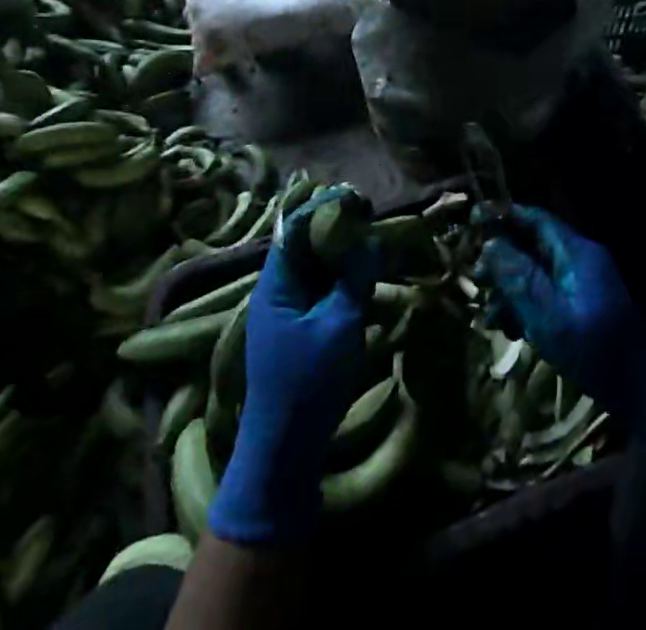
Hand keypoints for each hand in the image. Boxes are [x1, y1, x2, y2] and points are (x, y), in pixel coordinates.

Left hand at [207, 187, 379, 544]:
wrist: (284, 445)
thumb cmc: (308, 381)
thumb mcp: (338, 326)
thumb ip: (353, 280)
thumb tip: (370, 241)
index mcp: (276, 284)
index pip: (295, 230)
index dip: (323, 209)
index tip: (356, 201)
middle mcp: (275, 293)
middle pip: (303, 249)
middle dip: (335, 232)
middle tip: (370, 224)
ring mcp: (283, 315)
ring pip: (312, 273)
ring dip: (338, 259)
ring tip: (370, 249)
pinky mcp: (294, 334)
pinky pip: (316, 296)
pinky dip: (337, 285)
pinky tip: (360, 286)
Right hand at [478, 206, 645, 453]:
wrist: (642, 391)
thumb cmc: (595, 350)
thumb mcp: (548, 314)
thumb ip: (517, 276)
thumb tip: (490, 243)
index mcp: (577, 253)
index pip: (535, 219)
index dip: (502, 216)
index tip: (472, 221)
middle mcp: (580, 260)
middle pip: (531, 246)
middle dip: (500, 262)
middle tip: (477, 281)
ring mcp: (582, 283)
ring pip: (534, 272)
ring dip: (509, 291)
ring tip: (491, 319)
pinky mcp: (581, 306)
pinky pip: (545, 294)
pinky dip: (525, 308)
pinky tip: (512, 331)